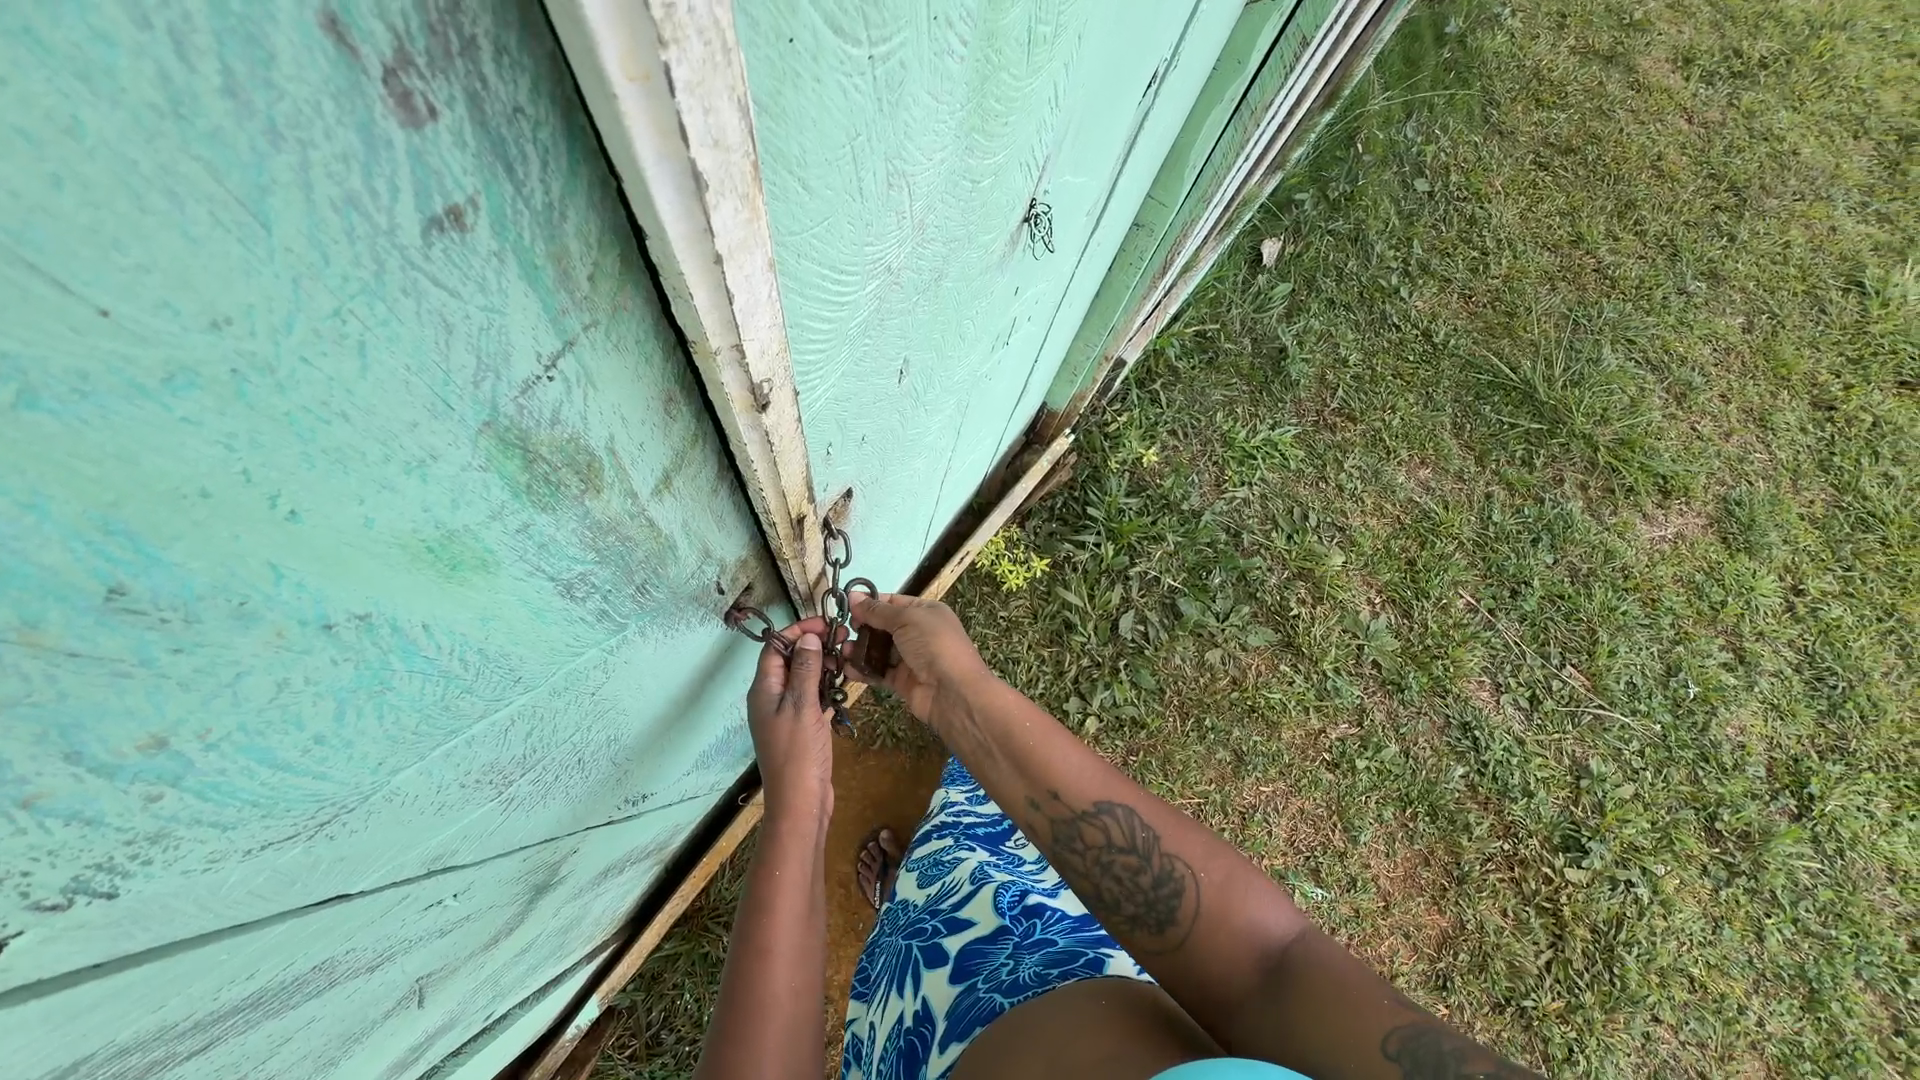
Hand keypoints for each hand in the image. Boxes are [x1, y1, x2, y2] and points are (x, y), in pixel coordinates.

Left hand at [745, 617, 836, 818]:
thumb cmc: (798, 753)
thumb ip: (805, 670)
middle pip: (789, 661)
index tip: (825, 623)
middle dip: (813, 647)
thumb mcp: (802, 706)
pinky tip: (845, 687)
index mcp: (763, 690)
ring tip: (847, 660)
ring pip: (803, 679)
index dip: (797, 631)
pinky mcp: (801, 728)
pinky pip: (812, 699)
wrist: (800, 802)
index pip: (775, 647)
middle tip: (843, 639)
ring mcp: (785, 715)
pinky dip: (826, 689)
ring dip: (822, 667)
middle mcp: (770, 699)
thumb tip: (806, 637)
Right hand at [846, 593, 994, 729]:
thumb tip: (852, 595)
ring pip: (879, 650)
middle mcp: (918, 632)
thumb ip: (878, 610)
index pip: (892, 602)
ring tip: (842, 651)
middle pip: (883, 626)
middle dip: (862, 628)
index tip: (846, 608)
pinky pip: (879, 671)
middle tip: (843, 631)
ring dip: (860, 649)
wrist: (953, 692)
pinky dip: (863, 670)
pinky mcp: (902, 680)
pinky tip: (847, 668)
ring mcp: (910, 658)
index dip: (870, 604)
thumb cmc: (933, 645)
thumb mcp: (907, 619)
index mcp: (925, 611)